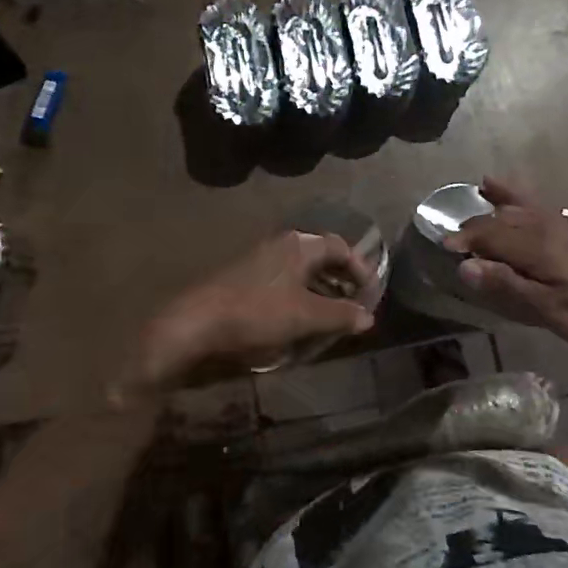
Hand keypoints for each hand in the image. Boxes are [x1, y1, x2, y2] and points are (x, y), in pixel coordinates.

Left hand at [128, 231, 376, 394]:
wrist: (197, 322)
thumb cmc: (258, 313)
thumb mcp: (306, 316)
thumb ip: (340, 315)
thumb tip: (368, 317)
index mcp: (300, 246)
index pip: (341, 247)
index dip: (361, 268)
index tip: (371, 293)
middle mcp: (282, 245)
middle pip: (322, 256)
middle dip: (342, 279)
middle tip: (355, 304)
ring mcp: (261, 259)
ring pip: (302, 270)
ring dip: (321, 289)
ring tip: (332, 315)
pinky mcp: (246, 277)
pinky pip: (285, 281)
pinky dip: (301, 295)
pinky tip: (300, 319)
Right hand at [443, 178, 567, 348]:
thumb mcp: (549, 309)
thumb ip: (507, 284)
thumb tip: (465, 266)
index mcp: (538, 246)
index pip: (489, 234)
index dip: (464, 239)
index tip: (444, 248)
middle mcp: (546, 225)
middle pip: (500, 218)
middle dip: (474, 226)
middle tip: (455, 242)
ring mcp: (561, 222)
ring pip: (516, 206)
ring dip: (492, 208)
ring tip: (473, 208)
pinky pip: (534, 202)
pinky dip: (514, 193)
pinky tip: (501, 189)